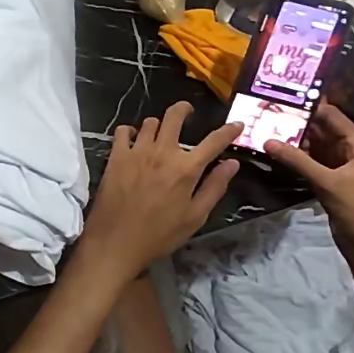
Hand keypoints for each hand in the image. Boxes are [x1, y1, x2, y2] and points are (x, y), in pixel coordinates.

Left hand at [71, 102, 241, 285]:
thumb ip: (215, 187)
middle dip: (185, 109)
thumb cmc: (160, 235)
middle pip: (175, 116)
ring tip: (161, 134)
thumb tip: (232, 163)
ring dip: (159, 125)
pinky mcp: (116, 156)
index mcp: (186, 168)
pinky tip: (134, 141)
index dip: (229, 130)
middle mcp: (162, 152)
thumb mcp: (195, 217)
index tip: (237, 124)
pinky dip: (130, 132)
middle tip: (188, 113)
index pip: (214, 141)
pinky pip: (123, 131)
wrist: (116, 243)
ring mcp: (137, 151)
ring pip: (150, 122)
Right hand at [266, 103, 353, 270]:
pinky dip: (298, 157)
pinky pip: (312, 162)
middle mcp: (350, 151)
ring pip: (316, 146)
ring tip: (268, 128)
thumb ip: (297, 160)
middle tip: (269, 113)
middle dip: (299, 123)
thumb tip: (268, 141)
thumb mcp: (326, 182)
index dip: (310, 107)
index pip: (332, 116)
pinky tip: (278, 152)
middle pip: (323, 130)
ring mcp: (340, 166)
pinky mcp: (331, 181)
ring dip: (296, 140)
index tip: (284, 98)